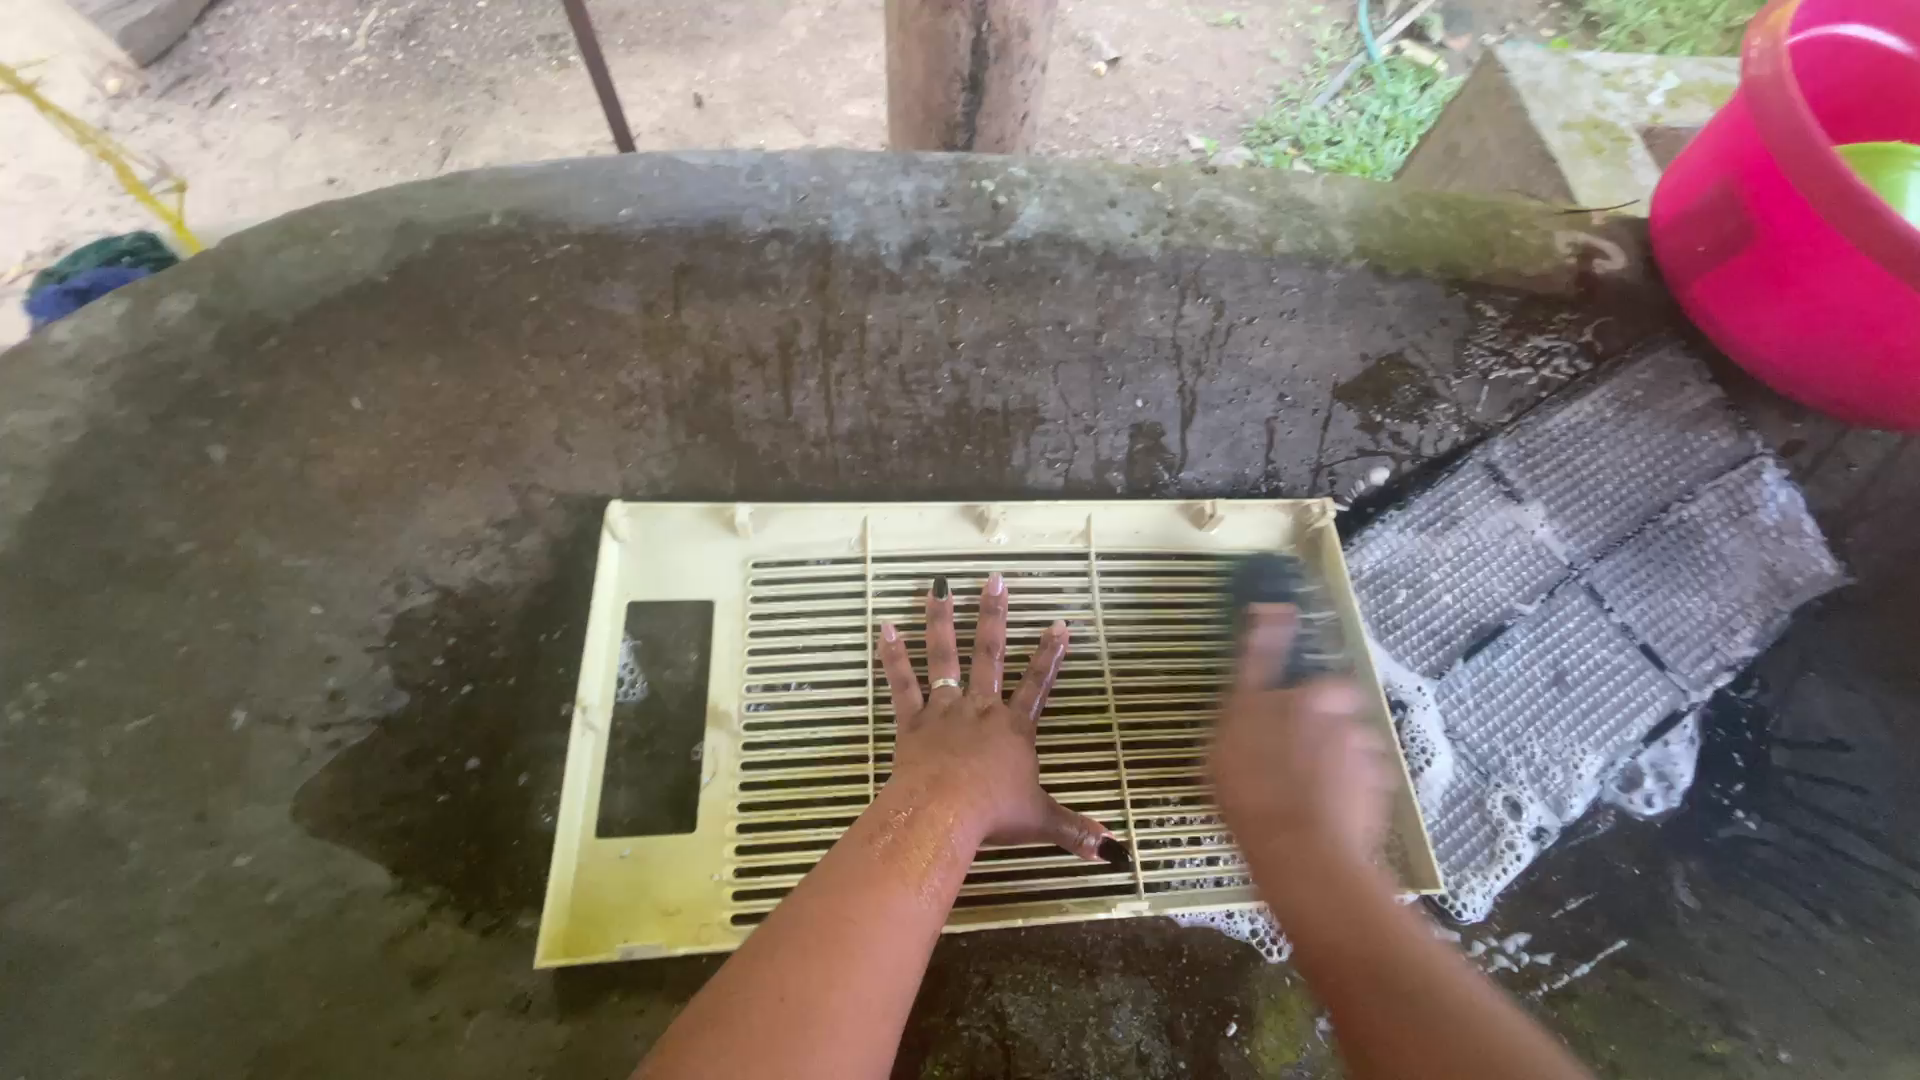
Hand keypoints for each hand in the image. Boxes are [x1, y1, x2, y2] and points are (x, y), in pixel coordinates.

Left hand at [877, 573, 1120, 863]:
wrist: (943, 815)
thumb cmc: (993, 816)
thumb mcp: (1040, 821)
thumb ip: (1075, 830)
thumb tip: (1116, 852)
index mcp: (1014, 728)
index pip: (1039, 684)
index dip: (1050, 655)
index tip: (1059, 623)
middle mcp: (981, 708)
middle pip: (990, 653)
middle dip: (993, 615)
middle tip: (994, 580)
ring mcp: (944, 710)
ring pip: (943, 656)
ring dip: (941, 619)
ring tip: (938, 586)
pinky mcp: (912, 721)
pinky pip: (902, 683)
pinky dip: (893, 656)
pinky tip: (885, 627)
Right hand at [1212, 605, 1393, 876]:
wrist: (1303, 853)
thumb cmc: (1251, 792)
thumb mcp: (1226, 738)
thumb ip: (1248, 683)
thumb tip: (1263, 633)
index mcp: (1289, 694)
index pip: (1276, 649)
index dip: (1276, 630)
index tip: (1279, 612)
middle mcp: (1329, 709)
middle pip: (1330, 695)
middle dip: (1322, 710)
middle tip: (1297, 739)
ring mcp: (1360, 745)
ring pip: (1350, 735)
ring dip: (1338, 749)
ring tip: (1313, 783)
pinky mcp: (1381, 781)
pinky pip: (1365, 772)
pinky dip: (1352, 782)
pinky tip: (1331, 804)